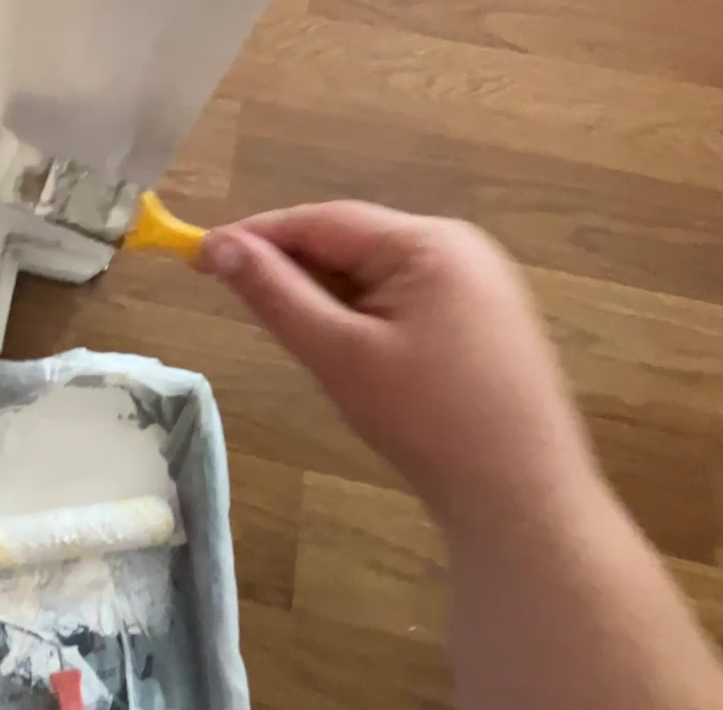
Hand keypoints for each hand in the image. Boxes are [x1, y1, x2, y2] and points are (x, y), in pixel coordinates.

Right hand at [198, 201, 596, 528]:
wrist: (522, 502)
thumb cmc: (425, 420)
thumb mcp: (336, 351)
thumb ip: (273, 291)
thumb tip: (216, 244)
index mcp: (428, 243)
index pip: (321, 220)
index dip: (255, 234)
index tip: (200, 254)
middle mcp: (457, 246)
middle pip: (346, 240)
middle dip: (288, 263)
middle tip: (234, 290)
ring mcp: (474, 279)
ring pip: (368, 267)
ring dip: (319, 288)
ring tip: (284, 320)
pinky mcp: (477, 313)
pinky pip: (395, 291)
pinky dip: (354, 307)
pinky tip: (338, 339)